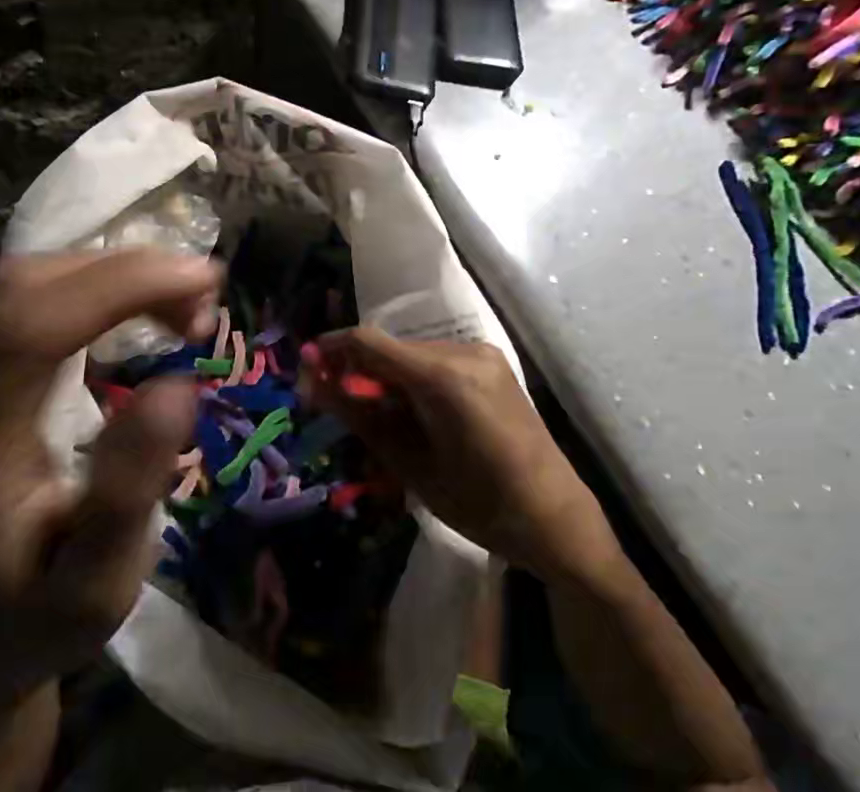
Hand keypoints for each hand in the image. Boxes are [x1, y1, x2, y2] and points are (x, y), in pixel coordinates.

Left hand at [0, 249, 220, 706]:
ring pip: (20, 284)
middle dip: (123, 271)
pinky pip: (23, 301)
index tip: (202, 280)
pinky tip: (133, 308)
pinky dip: (89, 287)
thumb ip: (130, 488)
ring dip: (109, 274)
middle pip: (20, 290)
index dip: (117, 285)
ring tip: (179, 304)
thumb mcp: (100, 581)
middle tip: (203, 297)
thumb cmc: (44, 617)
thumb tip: (178, 384)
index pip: (26, 329)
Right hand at [303, 329, 614, 582]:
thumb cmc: (479, 504)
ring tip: (380, 422)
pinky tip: (413, 415)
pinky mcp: (492, 363)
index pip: (368, 342)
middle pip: (390, 348)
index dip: (330, 350)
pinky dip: (412, 382)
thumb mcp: (409, 463)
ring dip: (385, 379)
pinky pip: (435, 362)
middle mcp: (463, 351)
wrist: (554, 516)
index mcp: (442, 376)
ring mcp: (482, 354)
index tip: (305, 373)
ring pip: (411, 355)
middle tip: (337, 409)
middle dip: (358, 372)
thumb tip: (311, 383)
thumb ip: (358, 414)